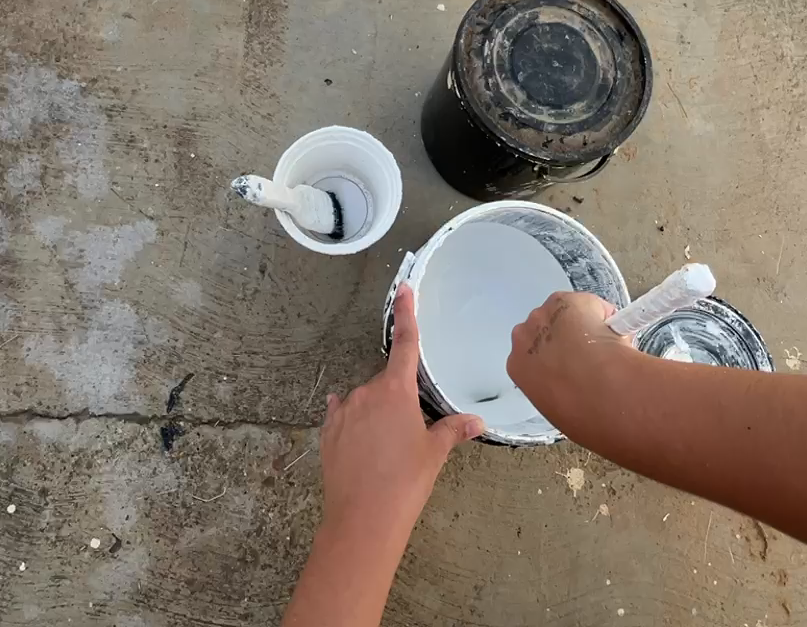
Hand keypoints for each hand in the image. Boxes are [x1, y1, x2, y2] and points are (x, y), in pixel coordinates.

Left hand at [319, 284, 483, 535]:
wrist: (363, 520)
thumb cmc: (406, 482)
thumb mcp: (434, 454)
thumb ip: (454, 430)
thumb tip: (478, 422)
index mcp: (397, 390)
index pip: (406, 343)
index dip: (406, 313)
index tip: (404, 288)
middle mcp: (367, 391)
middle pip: (387, 382)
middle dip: (398, 399)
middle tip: (408, 435)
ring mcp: (344, 409)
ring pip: (365, 400)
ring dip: (376, 414)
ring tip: (385, 452)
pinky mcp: (328, 430)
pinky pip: (341, 414)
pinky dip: (351, 420)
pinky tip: (358, 440)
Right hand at [506, 290, 634, 422]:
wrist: (594, 389)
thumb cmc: (578, 410)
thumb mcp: (556, 409)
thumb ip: (556, 391)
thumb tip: (577, 395)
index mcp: (517, 364)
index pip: (532, 354)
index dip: (554, 358)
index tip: (572, 367)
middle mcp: (524, 335)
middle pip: (544, 329)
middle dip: (564, 338)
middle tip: (590, 357)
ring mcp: (544, 314)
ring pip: (566, 315)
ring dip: (581, 325)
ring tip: (605, 349)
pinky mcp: (566, 301)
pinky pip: (589, 305)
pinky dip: (603, 315)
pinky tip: (613, 336)